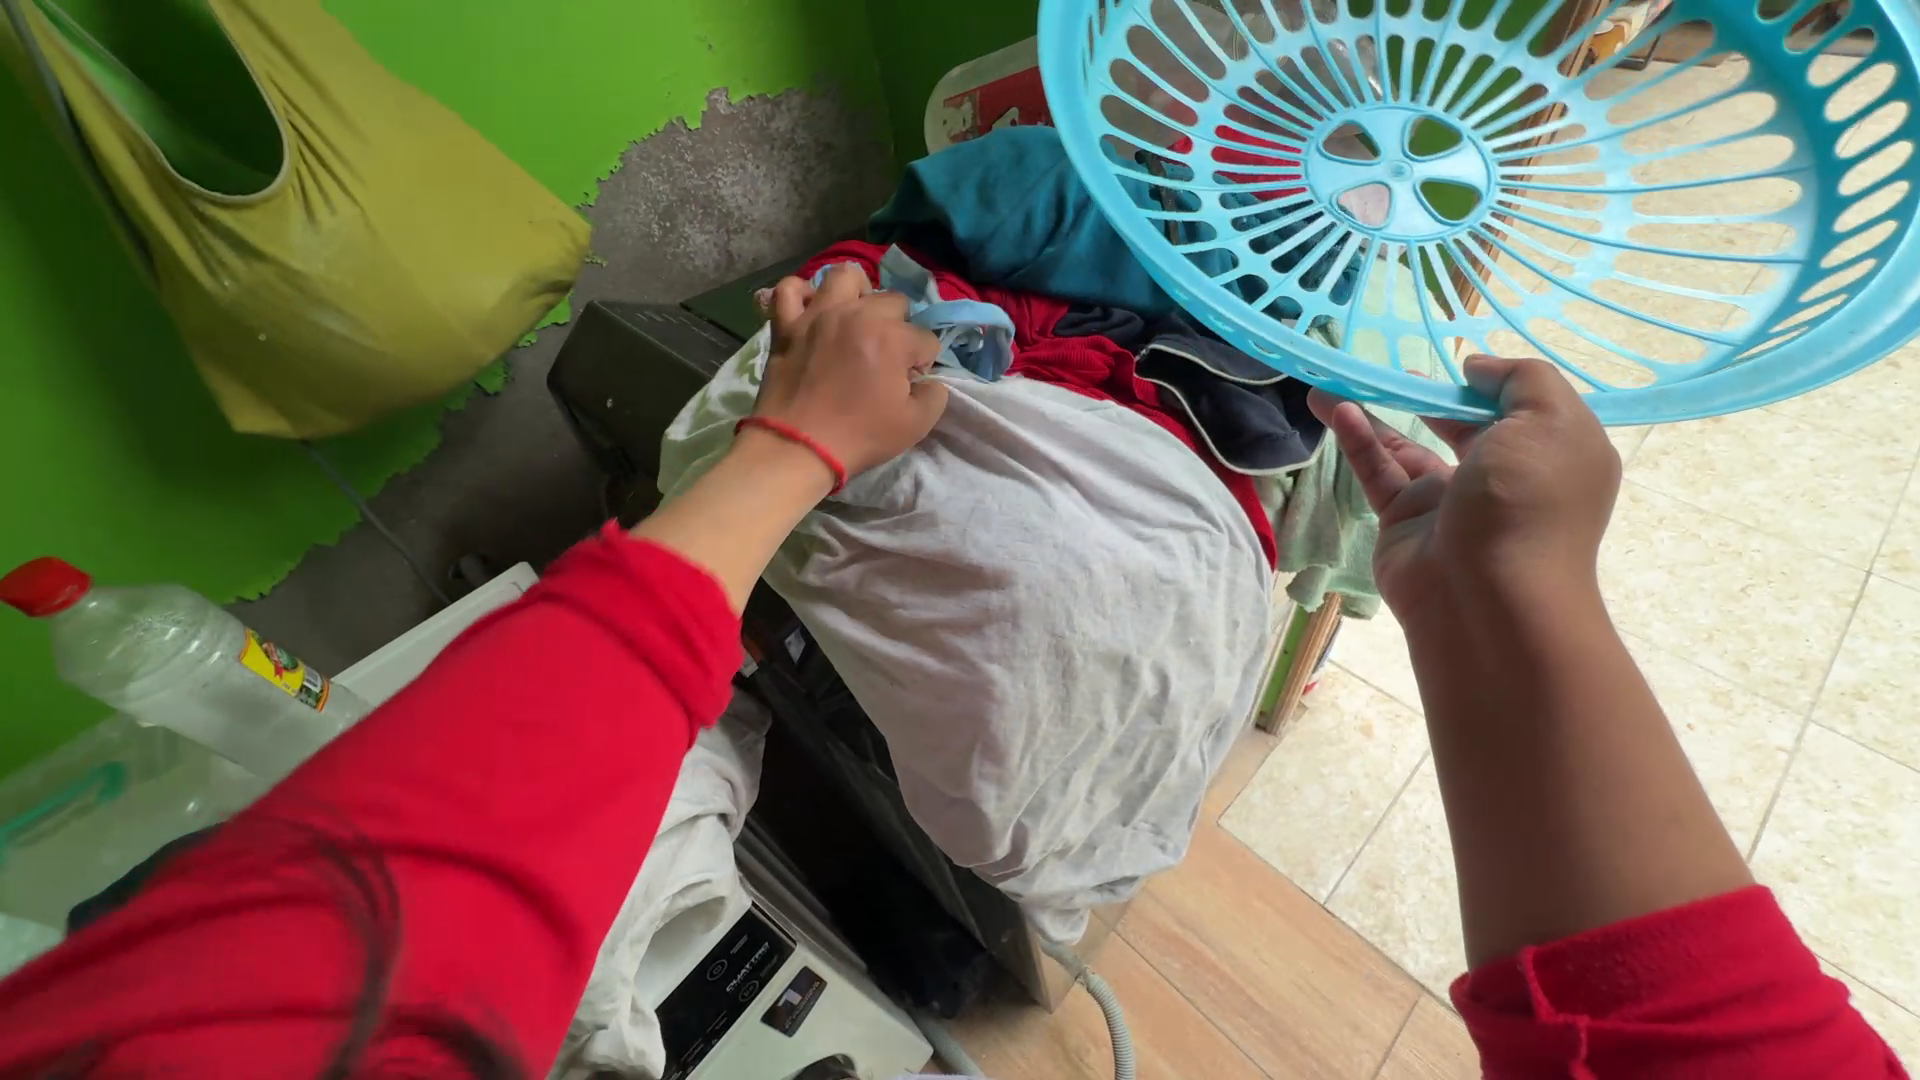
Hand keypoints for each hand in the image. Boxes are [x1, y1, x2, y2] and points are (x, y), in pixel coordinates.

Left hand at [753, 264, 948, 477]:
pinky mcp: (787, 325)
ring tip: (857, 317)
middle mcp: (857, 315)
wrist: (798, 447)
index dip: (923, 363)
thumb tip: (928, 381)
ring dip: (859, 293)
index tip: (909, 384)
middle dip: (899, 327)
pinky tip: (812, 311)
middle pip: (893, 302)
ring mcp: (818, 315)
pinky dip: (801, 295)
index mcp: (892, 338)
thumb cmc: (860, 437)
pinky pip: (790, 289)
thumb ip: (935, 396)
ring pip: (845, 276)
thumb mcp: (916, 426)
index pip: (926, 339)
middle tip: (887, 357)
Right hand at [1307, 356, 1621, 628]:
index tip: (1454, 366)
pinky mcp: (1402, 520)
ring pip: (1406, 447)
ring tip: (1333, 384)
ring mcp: (1448, 501)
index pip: (1519, 408)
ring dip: (1372, 414)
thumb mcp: (1550, 422)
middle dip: (1425, 397)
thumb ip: (1521, 381)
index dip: (1486, 383)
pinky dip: (1358, 441)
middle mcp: (1500, 476)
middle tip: (1388, 371)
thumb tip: (1475, 367)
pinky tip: (1337, 411)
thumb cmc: (1525, 502)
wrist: (1485, 595)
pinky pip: (1378, 472)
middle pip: (1457, 426)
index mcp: (1550, 453)